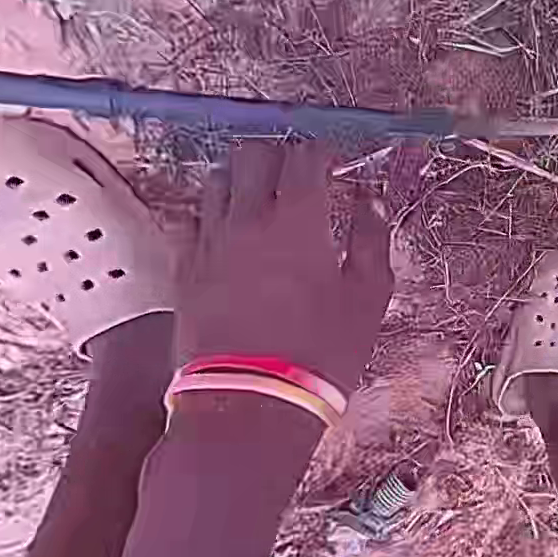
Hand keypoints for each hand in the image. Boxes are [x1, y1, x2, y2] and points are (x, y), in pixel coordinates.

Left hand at [177, 142, 393, 393]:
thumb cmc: (321, 352)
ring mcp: (209, 241)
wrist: (251, 403)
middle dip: (280, 157)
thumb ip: (372, 238)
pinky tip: (233, 237)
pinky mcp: (185, 268)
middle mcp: (247, 218)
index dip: (323, 155)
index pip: (304, 157)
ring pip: (218, 180)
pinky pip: (195, 220)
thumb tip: (371, 200)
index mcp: (297, 219)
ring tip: (263, 205)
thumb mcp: (368, 297)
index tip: (334, 168)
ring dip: (245, 181)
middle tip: (299, 181)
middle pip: (254, 154)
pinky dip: (217, 215)